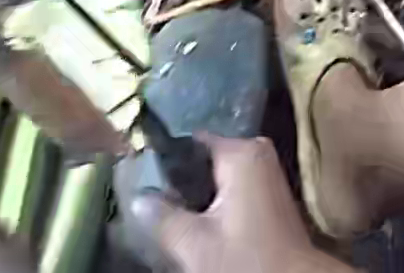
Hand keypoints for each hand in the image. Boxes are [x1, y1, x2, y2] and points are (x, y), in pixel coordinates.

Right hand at [127, 135, 352, 272]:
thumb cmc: (247, 263)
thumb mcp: (196, 246)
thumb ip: (164, 218)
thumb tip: (135, 196)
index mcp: (240, 151)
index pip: (193, 142)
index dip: (166, 160)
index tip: (140, 178)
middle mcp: (255, 149)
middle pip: (205, 157)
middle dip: (180, 180)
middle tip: (151, 201)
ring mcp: (265, 167)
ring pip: (218, 172)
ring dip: (197, 193)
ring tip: (166, 214)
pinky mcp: (268, 187)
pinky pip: (232, 182)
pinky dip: (214, 199)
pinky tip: (195, 222)